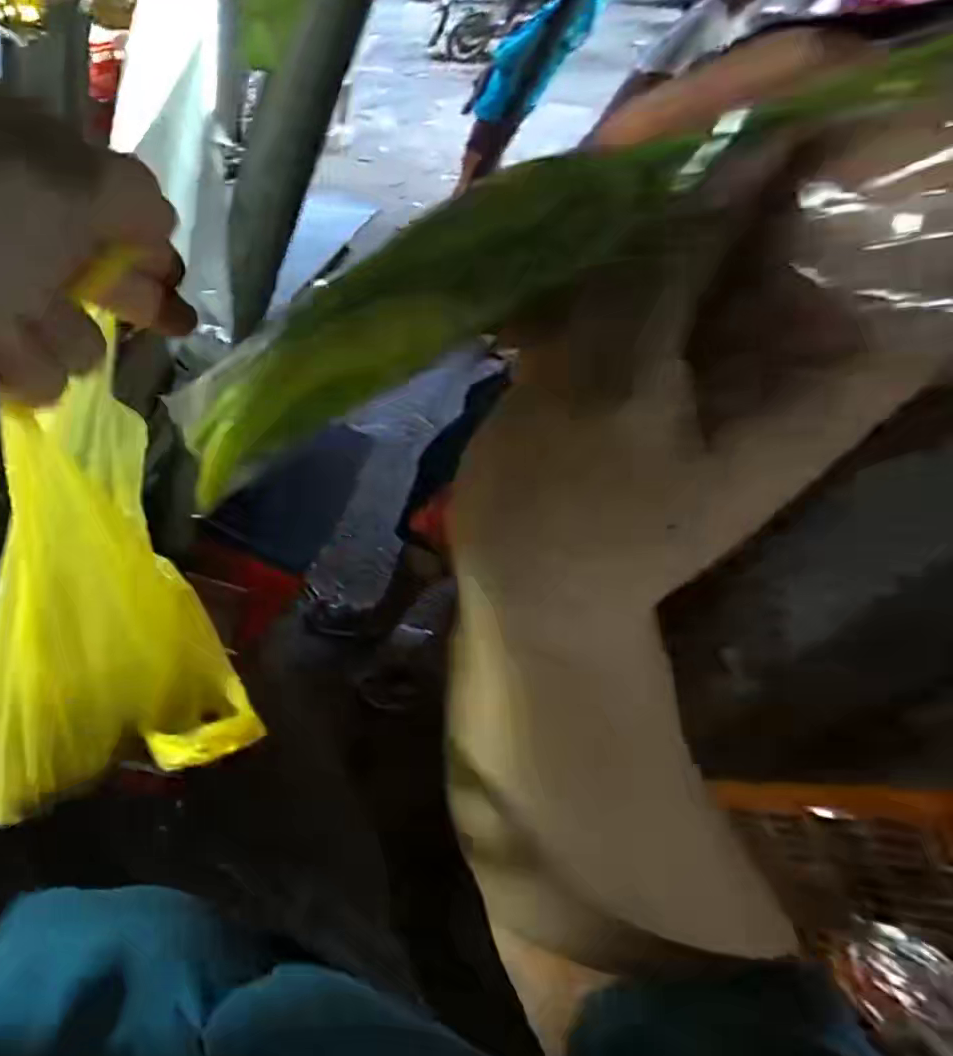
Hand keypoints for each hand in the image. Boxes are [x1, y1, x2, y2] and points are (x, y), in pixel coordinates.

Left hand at [0, 91, 195, 414]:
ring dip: (54, 337)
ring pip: (70, 340)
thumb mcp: (57, 180)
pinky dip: (19, 370)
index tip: (167, 270)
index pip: (105, 203)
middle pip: (92, 277)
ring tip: (9, 326)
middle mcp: (10, 235)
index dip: (141, 239)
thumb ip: (126, 197)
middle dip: (125, 295)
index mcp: (26, 166)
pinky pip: (32, 378)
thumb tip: (160, 222)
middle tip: (164, 319)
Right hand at [453, 136, 945, 617]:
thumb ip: (655, 283)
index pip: (891, 163)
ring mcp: (721, 317)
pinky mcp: (649, 333)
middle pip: (783, 172)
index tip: (669, 126)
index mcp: (854, 329)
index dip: (798, 110)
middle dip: (680, 155)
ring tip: (524, 219)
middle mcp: (807, 304)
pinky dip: (573, 253)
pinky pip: (628, 261)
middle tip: (577, 170)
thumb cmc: (572, 524)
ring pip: (689, 213)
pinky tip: (517, 267)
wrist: (534, 592)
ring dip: (609, 206)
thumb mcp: (608, 409)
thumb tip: (718, 146)